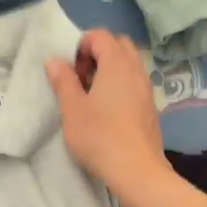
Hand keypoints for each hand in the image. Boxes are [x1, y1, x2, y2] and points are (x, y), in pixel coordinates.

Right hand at [45, 29, 167, 190]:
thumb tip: (55, 60)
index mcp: (117, 64)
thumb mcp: (72, 109)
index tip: (70, 67)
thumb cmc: (99, 137)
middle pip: (120, 46)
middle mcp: (136, 71)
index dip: (82, 44)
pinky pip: (136, 84)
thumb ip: (63, 81)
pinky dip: (121, 86)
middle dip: (99, 53)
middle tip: (81, 76)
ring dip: (110, 70)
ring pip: (130, 65)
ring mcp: (147, 90)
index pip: (102, 36)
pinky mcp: (151, 109)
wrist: (136, 171)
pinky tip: (108, 110)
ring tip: (92, 94)